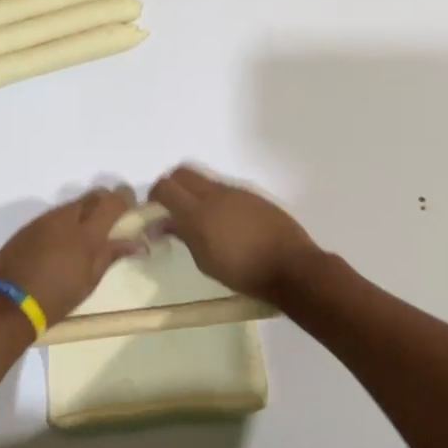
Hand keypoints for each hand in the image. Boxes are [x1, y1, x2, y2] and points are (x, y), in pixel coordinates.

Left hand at [0, 188, 138, 324]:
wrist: (10, 303)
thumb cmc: (57, 297)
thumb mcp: (90, 280)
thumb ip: (112, 254)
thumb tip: (138, 244)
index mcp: (86, 233)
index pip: (112, 201)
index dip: (125, 198)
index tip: (131, 207)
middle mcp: (65, 218)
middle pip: (92, 196)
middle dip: (105, 202)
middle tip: (111, 221)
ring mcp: (44, 220)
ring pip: (71, 205)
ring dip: (83, 213)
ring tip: (84, 237)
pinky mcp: (28, 226)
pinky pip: (53, 216)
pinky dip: (63, 223)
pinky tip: (61, 244)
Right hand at [151, 165, 321, 302]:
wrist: (293, 268)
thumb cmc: (244, 273)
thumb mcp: (205, 261)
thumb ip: (184, 236)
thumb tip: (166, 223)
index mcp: (198, 213)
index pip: (164, 187)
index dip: (154, 196)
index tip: (155, 213)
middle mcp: (215, 194)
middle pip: (182, 174)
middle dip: (172, 188)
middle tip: (173, 211)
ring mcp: (237, 192)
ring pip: (205, 181)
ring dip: (195, 194)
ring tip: (202, 222)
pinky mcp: (254, 196)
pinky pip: (226, 190)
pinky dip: (216, 200)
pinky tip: (227, 225)